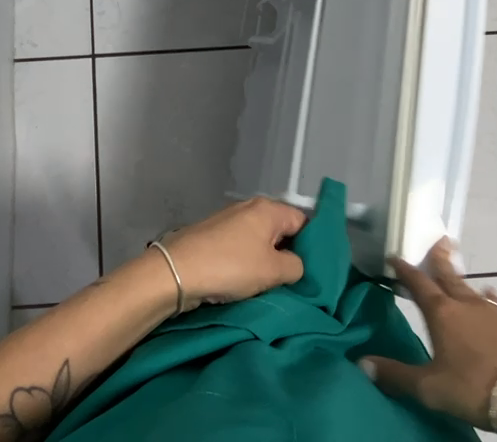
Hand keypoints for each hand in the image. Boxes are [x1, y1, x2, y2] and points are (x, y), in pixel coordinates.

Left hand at [153, 196, 306, 307]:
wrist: (178, 270)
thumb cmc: (231, 266)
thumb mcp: (274, 270)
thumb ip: (297, 266)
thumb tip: (297, 265)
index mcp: (269, 209)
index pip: (304, 221)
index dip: (314, 245)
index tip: (318, 271)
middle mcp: (251, 208)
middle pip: (283, 231)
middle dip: (291, 255)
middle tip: (300, 283)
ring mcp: (231, 222)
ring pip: (263, 242)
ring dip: (270, 262)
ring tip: (277, 287)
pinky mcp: (217, 237)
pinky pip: (244, 249)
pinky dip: (251, 264)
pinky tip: (252, 283)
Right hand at [361, 239, 496, 440]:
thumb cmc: (477, 388)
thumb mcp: (431, 388)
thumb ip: (396, 375)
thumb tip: (361, 363)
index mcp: (442, 314)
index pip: (418, 284)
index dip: (404, 270)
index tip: (394, 256)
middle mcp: (468, 305)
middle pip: (449, 276)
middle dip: (439, 258)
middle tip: (438, 239)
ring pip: (475, 290)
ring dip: (464, 280)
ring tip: (461, 274)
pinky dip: (491, 301)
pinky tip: (493, 301)